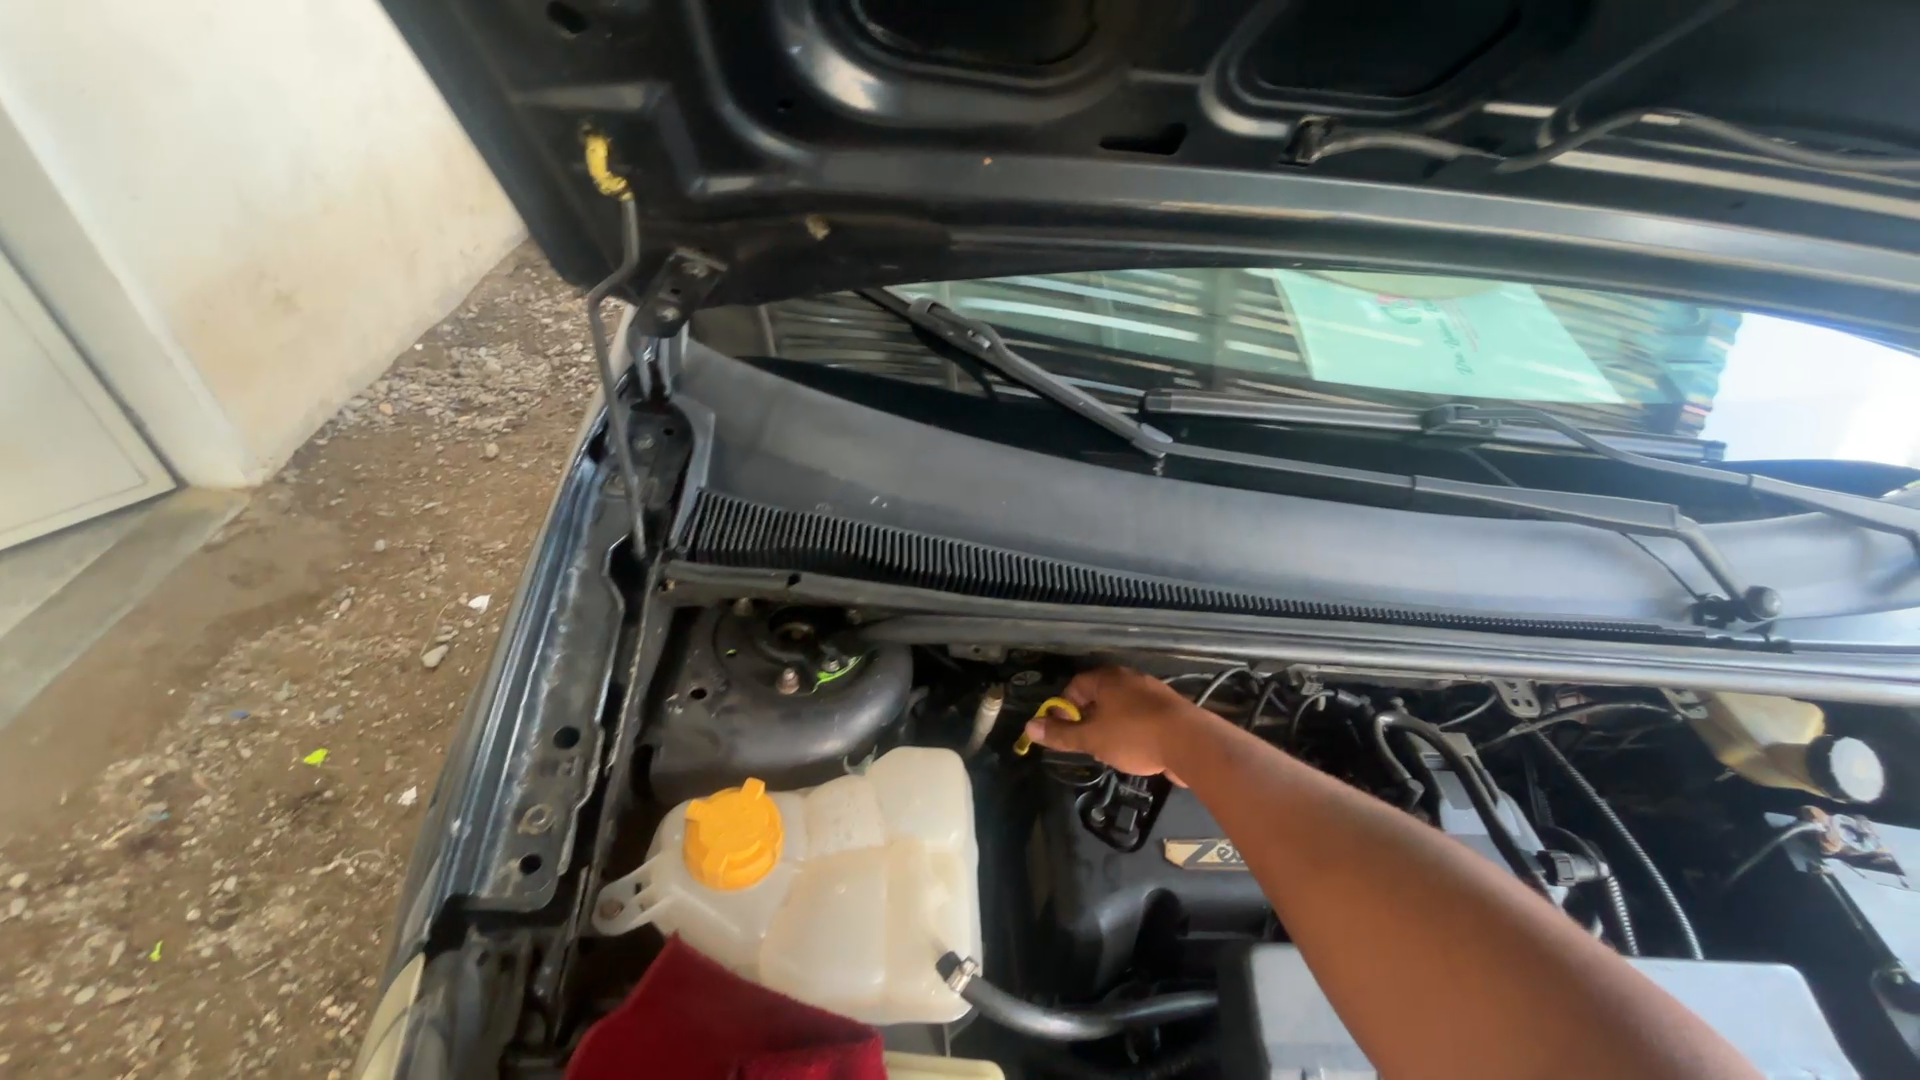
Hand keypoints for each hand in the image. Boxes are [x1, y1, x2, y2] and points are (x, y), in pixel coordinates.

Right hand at [1022, 667, 1219, 781]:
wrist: (1191, 743)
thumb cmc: (1134, 736)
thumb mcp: (1091, 738)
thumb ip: (1061, 734)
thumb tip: (1029, 727)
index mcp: (1107, 679)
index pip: (1076, 685)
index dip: (1065, 706)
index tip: (1064, 729)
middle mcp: (1130, 679)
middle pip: (1100, 694)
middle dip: (1089, 717)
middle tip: (1085, 741)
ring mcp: (1153, 693)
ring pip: (1122, 706)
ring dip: (1112, 724)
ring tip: (1110, 748)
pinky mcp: (1171, 711)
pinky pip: (1143, 717)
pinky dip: (1134, 730)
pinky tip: (1137, 750)